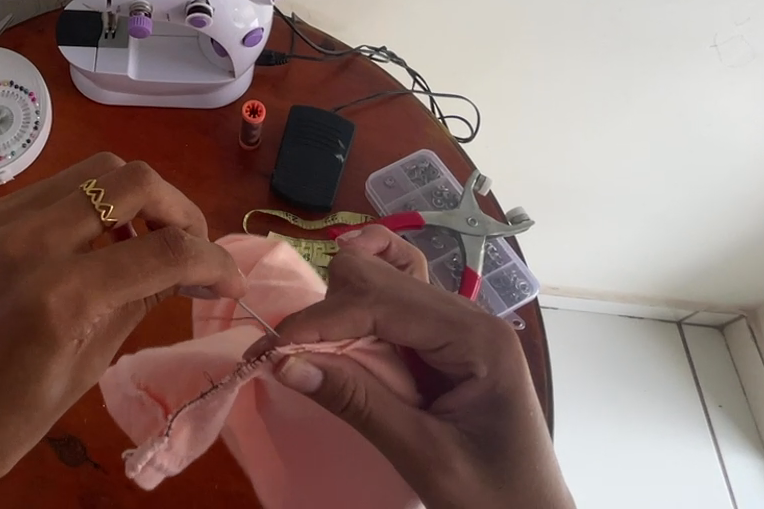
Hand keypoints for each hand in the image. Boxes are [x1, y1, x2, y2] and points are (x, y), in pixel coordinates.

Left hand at [0, 152, 245, 507]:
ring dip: (139, 196)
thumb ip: (142, 301)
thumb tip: (191, 268)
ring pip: (98, 168)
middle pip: (132, 179)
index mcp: (61, 296)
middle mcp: (32, 238)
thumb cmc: (8, 418)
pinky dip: (98, 200)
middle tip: (192, 248)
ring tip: (150, 240)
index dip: (212, 260)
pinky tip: (104, 238)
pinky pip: (62, 184)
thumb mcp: (89, 367)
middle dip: (178, 208)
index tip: (229, 280)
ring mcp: (6, 217)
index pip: (164, 249)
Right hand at [254, 225, 574, 508]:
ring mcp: (454, 317)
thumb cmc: (495, 500)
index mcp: (475, 336)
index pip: (378, 301)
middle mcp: (465, 311)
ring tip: (320, 352)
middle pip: (374, 276)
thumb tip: (283, 362)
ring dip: (337, 306)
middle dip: (325, 312)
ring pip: (375, 276)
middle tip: (292, 359)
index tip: (268, 348)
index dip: (318, 320)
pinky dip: (360, 291)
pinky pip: (392, 286)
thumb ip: (358, 403)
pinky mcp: (440, 330)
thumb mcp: (427, 460)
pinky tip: (343, 308)